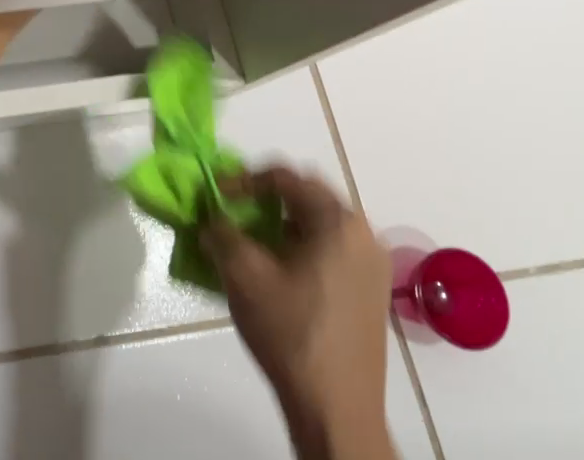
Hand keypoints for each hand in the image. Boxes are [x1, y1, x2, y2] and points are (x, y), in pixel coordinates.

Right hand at [203, 167, 393, 446]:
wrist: (337, 406)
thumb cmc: (290, 332)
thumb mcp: (243, 275)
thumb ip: (221, 233)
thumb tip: (211, 219)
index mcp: (337, 222)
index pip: (286, 177)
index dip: (244, 179)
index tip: (216, 196)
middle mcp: (363, 234)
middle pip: (308, 196)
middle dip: (266, 199)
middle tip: (234, 213)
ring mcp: (372, 265)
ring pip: (321, 224)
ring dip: (283, 224)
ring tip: (252, 243)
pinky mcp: (371, 291)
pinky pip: (332, 250)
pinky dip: (302, 246)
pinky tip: (278, 272)